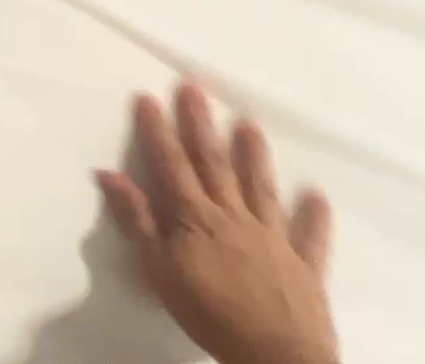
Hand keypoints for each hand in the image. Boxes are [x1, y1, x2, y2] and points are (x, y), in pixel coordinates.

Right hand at [96, 82, 337, 363]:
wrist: (277, 359)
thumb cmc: (207, 311)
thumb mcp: (157, 268)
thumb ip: (136, 219)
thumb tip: (109, 173)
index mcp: (195, 218)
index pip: (171, 163)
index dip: (158, 129)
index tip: (148, 96)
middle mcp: (233, 217)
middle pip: (214, 163)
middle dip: (201, 123)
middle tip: (195, 87)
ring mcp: (273, 239)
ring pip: (260, 188)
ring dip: (253, 154)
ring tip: (248, 123)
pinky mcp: (305, 266)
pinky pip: (311, 236)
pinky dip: (314, 215)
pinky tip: (316, 193)